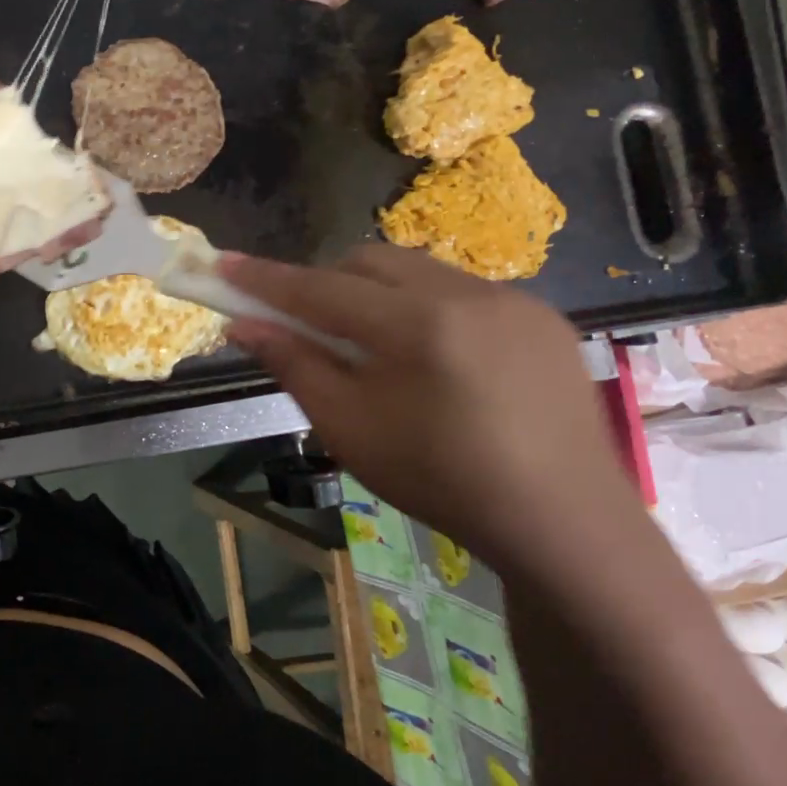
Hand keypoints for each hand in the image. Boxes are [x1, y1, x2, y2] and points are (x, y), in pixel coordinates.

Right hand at [221, 244, 635, 570]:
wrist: (564, 524)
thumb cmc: (440, 479)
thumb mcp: (347, 426)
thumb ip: (294, 364)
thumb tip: (243, 326)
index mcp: (419, 325)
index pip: (320, 288)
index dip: (265, 279)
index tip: (222, 264)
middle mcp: (470, 296)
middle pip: (370, 262)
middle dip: (326, 282)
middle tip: (305, 323)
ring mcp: (516, 303)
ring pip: (418, 272)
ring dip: (377, 293)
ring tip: (372, 346)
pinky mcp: (545, 320)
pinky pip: (462, 292)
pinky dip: (425, 308)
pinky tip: (430, 359)